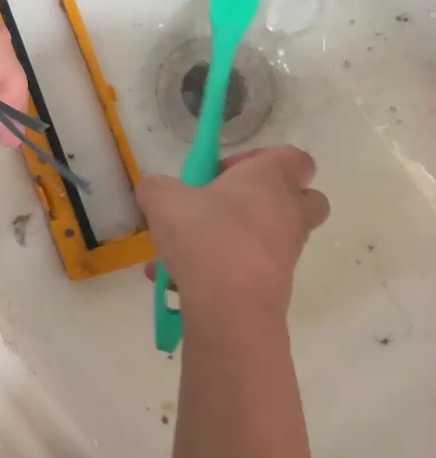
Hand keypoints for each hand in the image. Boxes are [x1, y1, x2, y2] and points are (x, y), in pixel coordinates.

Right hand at [139, 146, 329, 329]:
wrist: (229, 300)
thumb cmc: (202, 234)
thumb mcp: (159, 195)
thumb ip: (158, 185)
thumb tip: (164, 192)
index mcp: (268, 182)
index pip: (292, 157)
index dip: (257, 158)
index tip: (220, 171)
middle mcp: (288, 211)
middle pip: (299, 195)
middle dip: (261, 196)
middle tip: (216, 200)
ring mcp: (287, 247)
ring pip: (267, 229)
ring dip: (229, 230)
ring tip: (181, 244)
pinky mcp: (277, 275)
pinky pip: (246, 258)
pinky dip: (217, 260)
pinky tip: (177, 272)